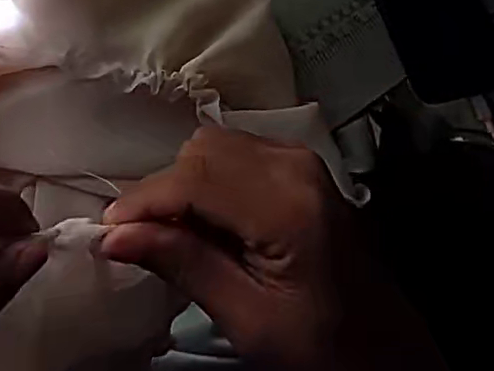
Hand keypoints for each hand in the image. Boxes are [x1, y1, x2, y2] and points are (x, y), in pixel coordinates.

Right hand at [99, 126, 445, 370]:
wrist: (386, 347)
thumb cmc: (322, 348)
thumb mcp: (250, 321)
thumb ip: (184, 265)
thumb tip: (115, 237)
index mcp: (287, 203)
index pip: (197, 177)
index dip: (145, 200)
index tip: (106, 231)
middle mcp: (292, 162)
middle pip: (203, 151)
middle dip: (164, 191)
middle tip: (144, 241)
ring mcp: (297, 156)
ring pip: (214, 144)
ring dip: (184, 183)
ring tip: (178, 236)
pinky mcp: (296, 161)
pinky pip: (234, 151)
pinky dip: (208, 178)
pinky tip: (209, 221)